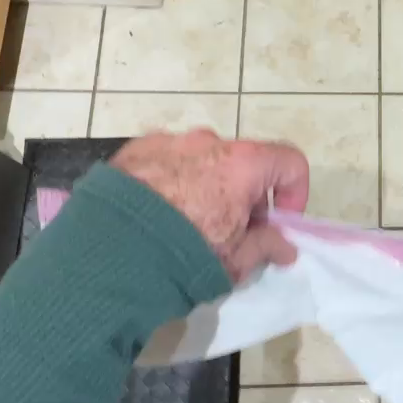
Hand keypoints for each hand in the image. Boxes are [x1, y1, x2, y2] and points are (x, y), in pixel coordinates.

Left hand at [112, 129, 309, 280]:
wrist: (109, 253)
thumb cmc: (186, 255)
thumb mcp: (236, 261)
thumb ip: (267, 248)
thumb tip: (287, 248)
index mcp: (243, 164)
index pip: (290, 163)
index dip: (294, 193)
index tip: (277, 223)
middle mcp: (210, 142)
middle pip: (245, 163)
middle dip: (246, 194)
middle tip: (232, 231)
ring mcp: (169, 141)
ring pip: (203, 161)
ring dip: (207, 185)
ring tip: (187, 223)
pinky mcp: (135, 149)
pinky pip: (166, 160)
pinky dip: (171, 180)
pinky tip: (156, 213)